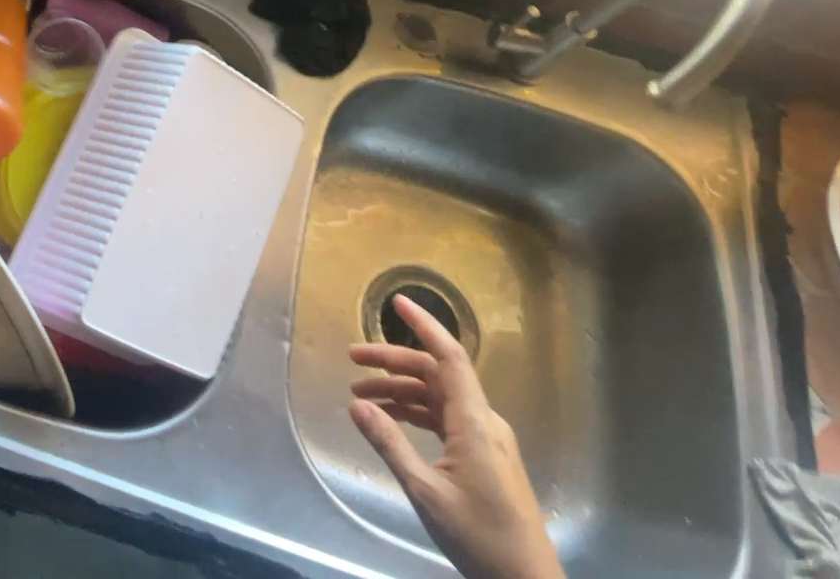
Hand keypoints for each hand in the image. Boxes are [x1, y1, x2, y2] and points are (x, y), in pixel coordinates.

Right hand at [348, 295, 563, 578]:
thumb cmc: (479, 537)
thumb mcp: (425, 491)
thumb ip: (389, 444)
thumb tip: (356, 405)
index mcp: (475, 422)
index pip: (448, 357)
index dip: (423, 325)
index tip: (397, 302)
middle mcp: (484, 421)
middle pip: (436, 374)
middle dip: (393, 362)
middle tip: (352, 359)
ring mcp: (487, 439)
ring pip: (439, 397)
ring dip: (401, 390)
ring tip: (360, 395)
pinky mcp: (485, 456)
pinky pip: (446, 418)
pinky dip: (416, 412)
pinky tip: (390, 419)